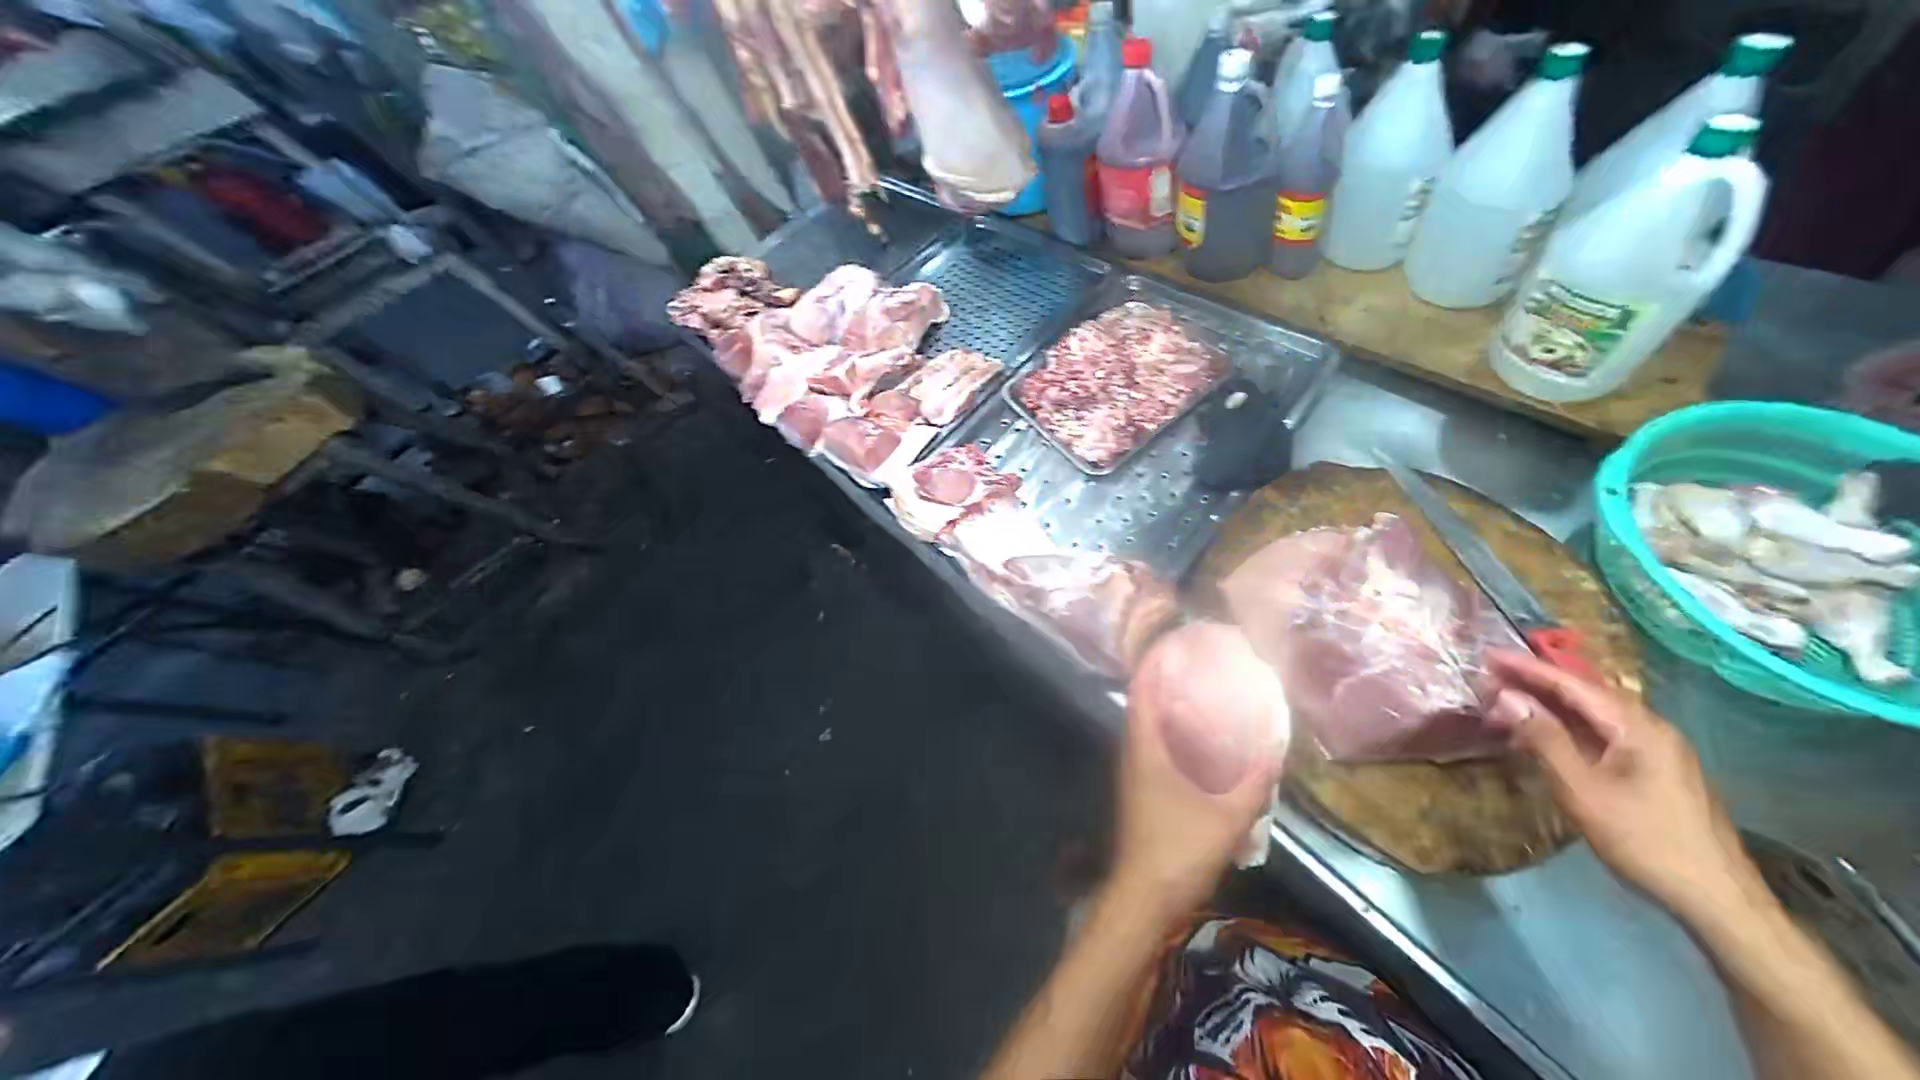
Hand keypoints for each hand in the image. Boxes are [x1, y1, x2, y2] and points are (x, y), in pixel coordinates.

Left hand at [1113, 624, 1287, 919]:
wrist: (1145, 895)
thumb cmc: (1180, 849)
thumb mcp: (1228, 816)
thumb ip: (1254, 781)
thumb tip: (1275, 746)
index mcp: (1145, 748)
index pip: (1143, 690)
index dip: (1156, 661)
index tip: (1178, 639)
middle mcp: (1134, 751)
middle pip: (1145, 702)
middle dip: (1167, 678)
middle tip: (1201, 661)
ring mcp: (1135, 771)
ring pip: (1149, 725)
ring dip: (1170, 704)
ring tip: (1204, 689)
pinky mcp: (1141, 788)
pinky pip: (1156, 746)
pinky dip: (1174, 731)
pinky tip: (1202, 740)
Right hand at [1486, 650, 1767, 919]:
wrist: (1715, 898)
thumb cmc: (1644, 840)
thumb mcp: (1582, 789)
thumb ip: (1543, 739)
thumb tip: (1508, 697)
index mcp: (1637, 728)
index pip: (1573, 685)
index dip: (1528, 669)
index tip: (1487, 656)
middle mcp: (1651, 730)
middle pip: (1586, 694)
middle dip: (1536, 682)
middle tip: (1490, 676)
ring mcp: (1656, 751)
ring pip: (1593, 714)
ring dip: (1549, 705)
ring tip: (1507, 701)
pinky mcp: (1653, 770)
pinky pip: (1602, 734)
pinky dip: (1565, 726)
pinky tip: (1541, 735)